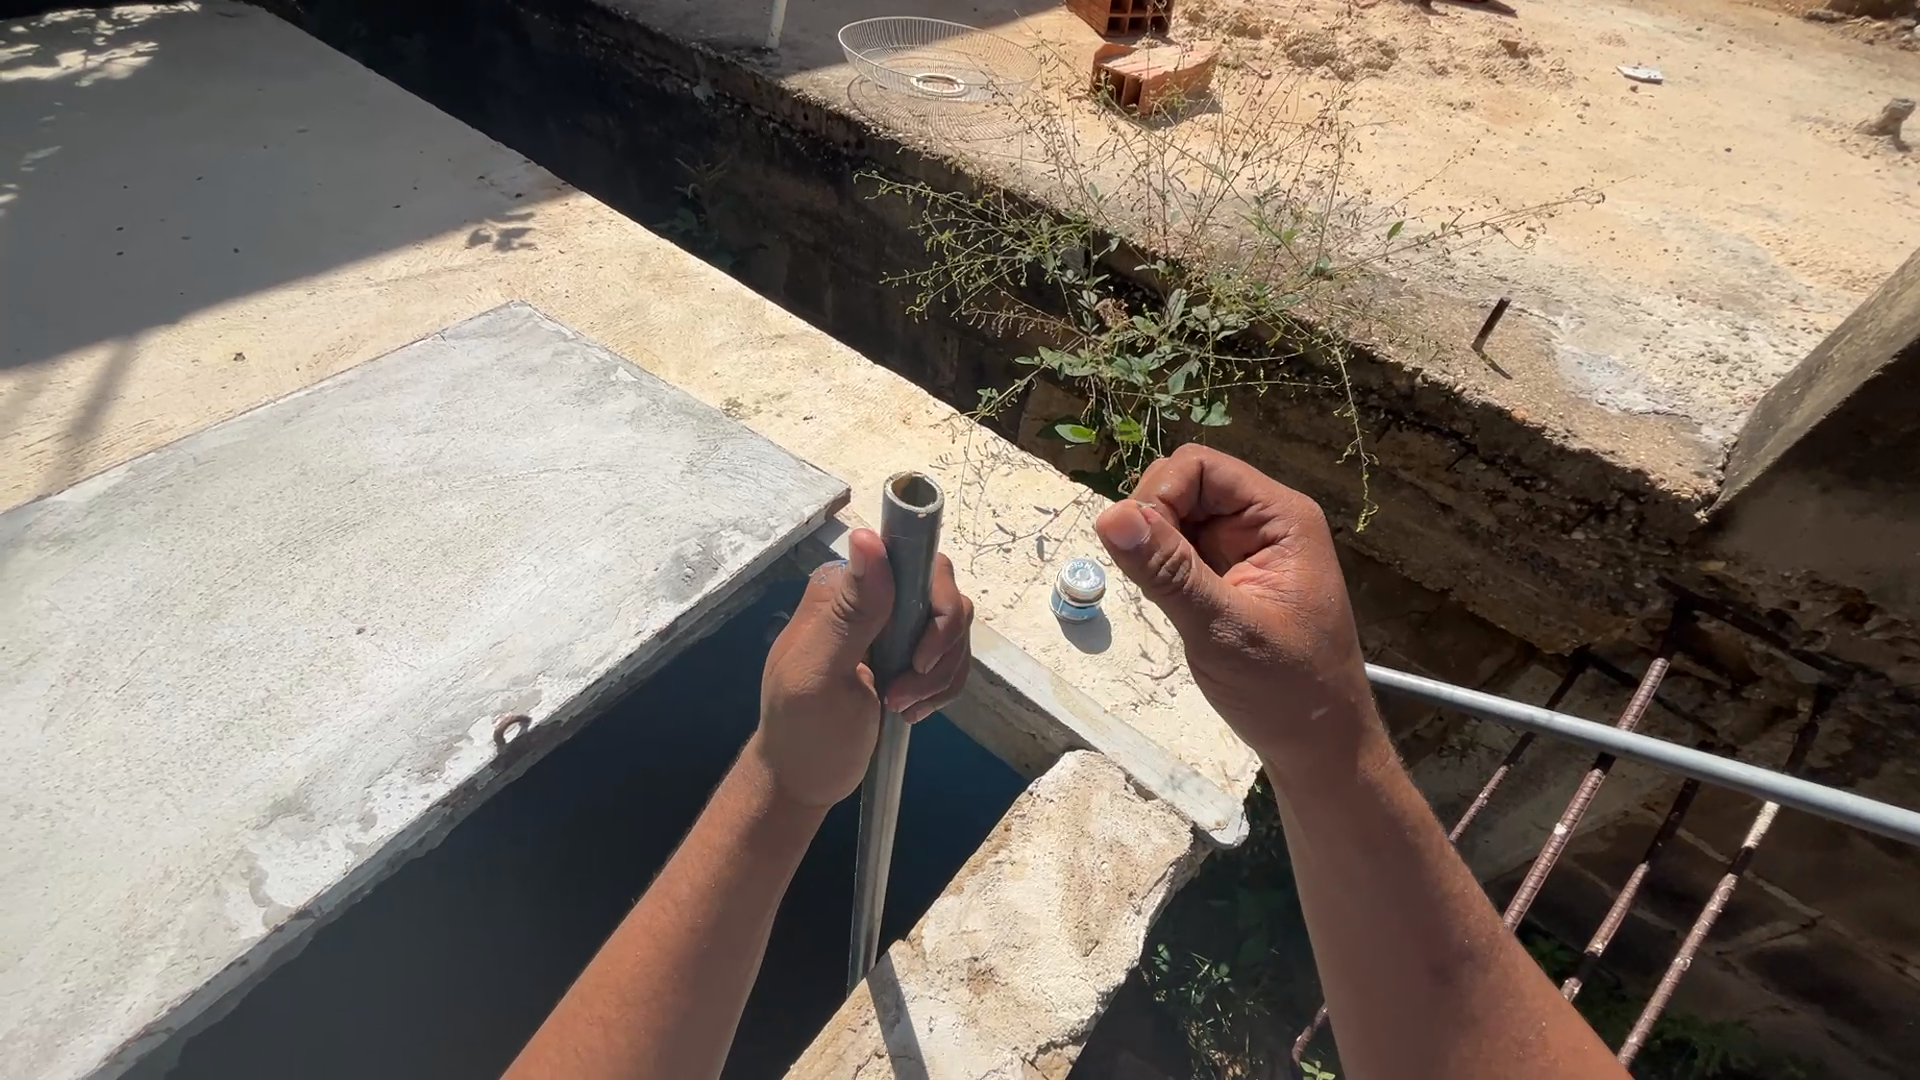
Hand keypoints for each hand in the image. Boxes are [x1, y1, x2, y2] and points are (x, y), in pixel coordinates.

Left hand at [753, 529, 973, 808]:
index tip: (919, 656)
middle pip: (943, 595)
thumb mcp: (821, 675)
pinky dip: (944, 685)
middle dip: (938, 651)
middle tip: (903, 694)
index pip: (914, 563)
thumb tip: (869, 538)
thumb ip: (850, 611)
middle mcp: (870, 595)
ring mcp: (892, 624)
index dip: (935, 605)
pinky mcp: (908, 651)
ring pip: (955, 627)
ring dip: (939, 674)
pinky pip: (952, 654)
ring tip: (902, 706)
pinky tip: (913, 709)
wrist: (807, 779)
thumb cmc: (804, 731)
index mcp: (840, 589)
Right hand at [1094, 444, 1376, 776]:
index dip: (1159, 494)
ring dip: (1154, 547)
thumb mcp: (1221, 629)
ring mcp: (1241, 548)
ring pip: (1174, 516)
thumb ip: (1167, 571)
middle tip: (1152, 578)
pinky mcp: (1224, 574)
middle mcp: (1260, 522)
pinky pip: (1176, 548)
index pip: (1200, 467)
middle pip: (1183, 485)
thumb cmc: (1285, 690)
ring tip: (1166, 596)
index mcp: (1279, 518)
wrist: (1316, 747)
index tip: (1140, 548)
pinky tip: (1170, 601)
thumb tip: (1110, 515)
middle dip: (1153, 520)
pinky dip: (1158, 566)